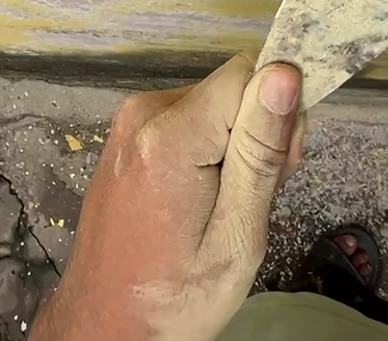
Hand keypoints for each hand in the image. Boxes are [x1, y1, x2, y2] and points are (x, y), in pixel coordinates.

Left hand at [32, 56, 304, 340]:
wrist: (104, 325)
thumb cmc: (175, 296)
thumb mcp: (236, 236)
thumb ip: (261, 151)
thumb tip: (284, 72)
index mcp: (169, 135)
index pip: (247, 73)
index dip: (276, 110)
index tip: (280, 162)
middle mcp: (144, 110)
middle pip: (231, 90)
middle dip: (257, 133)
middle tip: (253, 199)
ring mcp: (131, 118)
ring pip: (214, 104)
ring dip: (233, 144)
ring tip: (225, 206)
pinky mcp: (128, 130)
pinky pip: (189, 117)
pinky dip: (208, 147)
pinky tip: (200, 197)